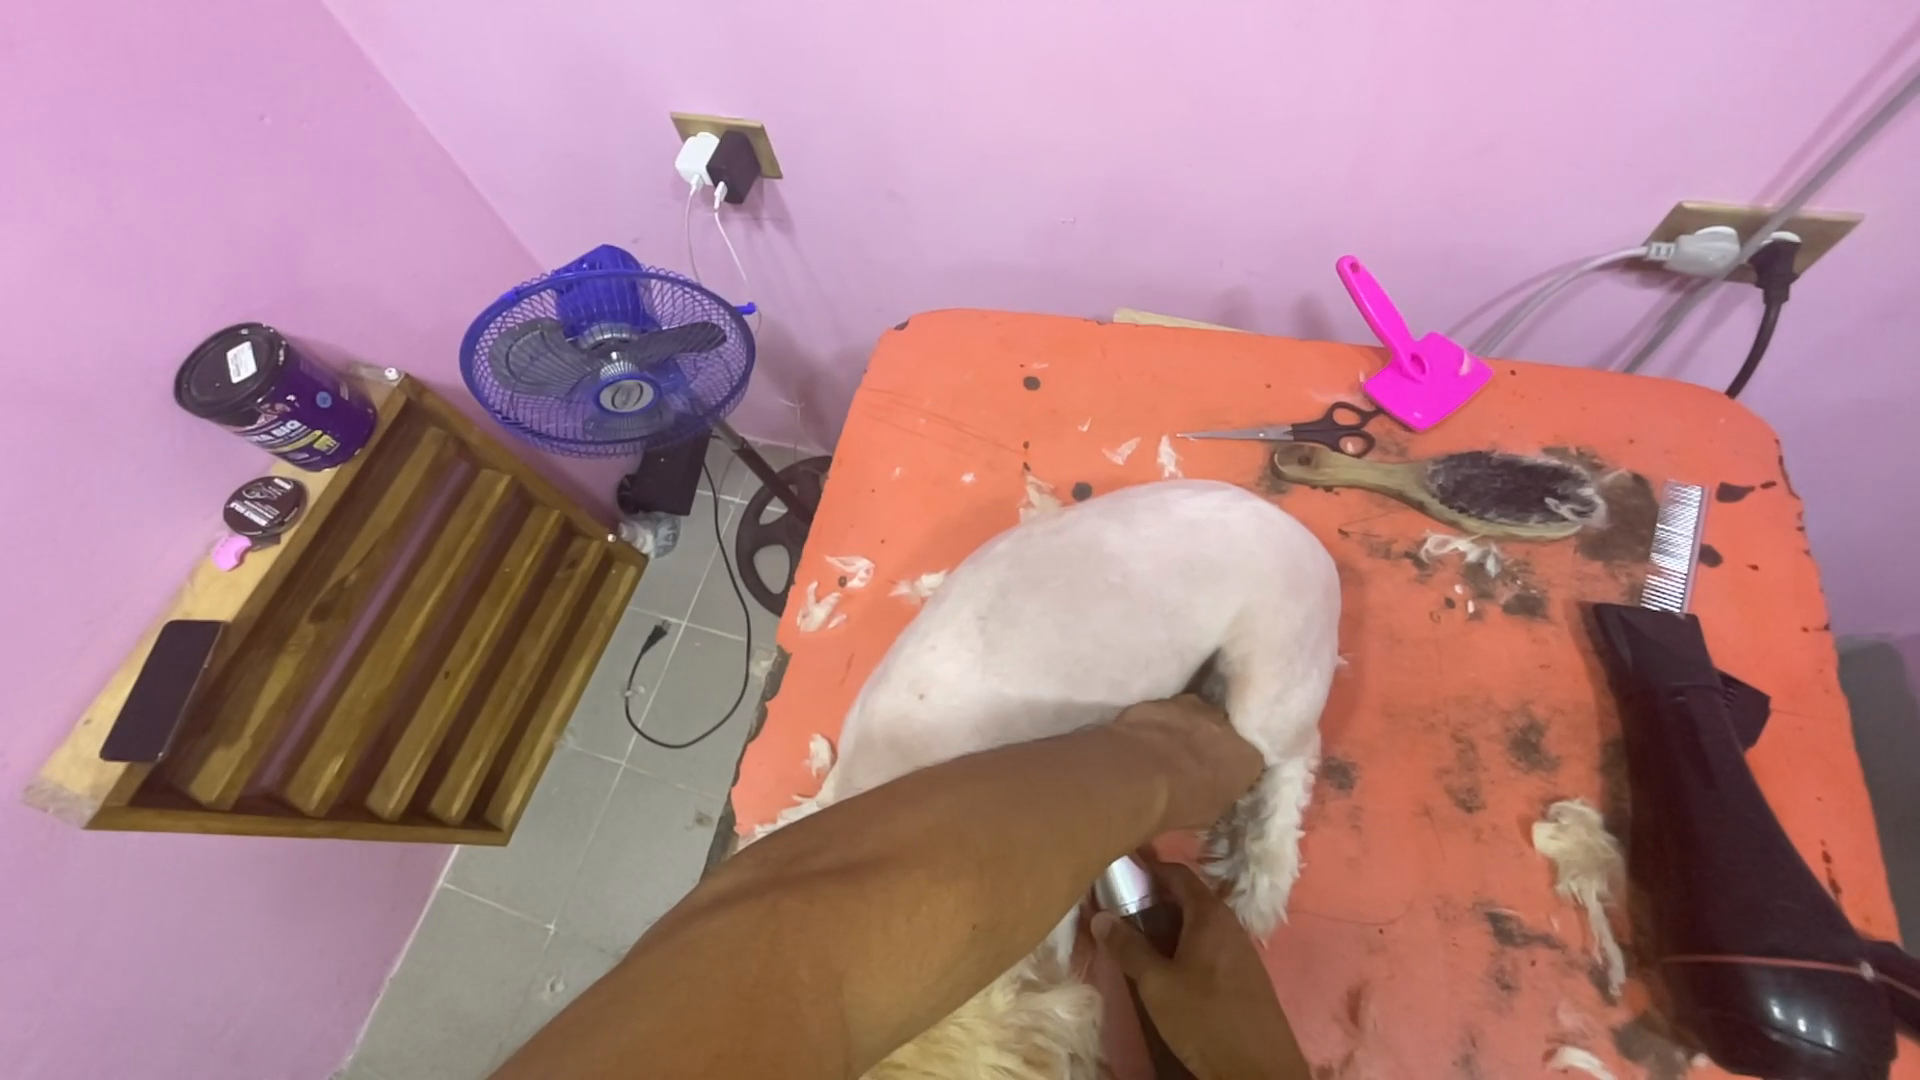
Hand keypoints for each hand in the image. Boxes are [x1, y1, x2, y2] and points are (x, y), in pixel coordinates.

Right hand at [1092, 855, 1309, 1079]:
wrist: (1260, 1076)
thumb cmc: (1205, 1020)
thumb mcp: (1156, 984)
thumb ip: (1127, 947)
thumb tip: (1100, 917)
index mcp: (1210, 914)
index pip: (1177, 872)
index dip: (1148, 868)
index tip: (1119, 874)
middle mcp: (1229, 924)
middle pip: (1187, 898)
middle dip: (1153, 901)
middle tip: (1121, 912)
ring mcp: (1241, 951)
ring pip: (1198, 925)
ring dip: (1168, 927)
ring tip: (1138, 942)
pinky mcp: (1245, 977)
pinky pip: (1210, 946)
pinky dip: (1186, 947)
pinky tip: (1169, 970)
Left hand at [1107, 696, 1264, 832]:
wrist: (1141, 774)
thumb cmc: (1180, 803)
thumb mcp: (1211, 811)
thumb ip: (1220, 792)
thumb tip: (1213, 790)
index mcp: (1247, 757)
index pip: (1248, 761)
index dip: (1232, 768)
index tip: (1220, 776)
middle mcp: (1226, 726)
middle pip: (1224, 731)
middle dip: (1212, 741)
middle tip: (1194, 758)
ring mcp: (1193, 707)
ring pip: (1196, 714)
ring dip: (1187, 726)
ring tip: (1170, 744)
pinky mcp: (1162, 700)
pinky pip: (1167, 710)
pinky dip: (1161, 721)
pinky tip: (1148, 734)